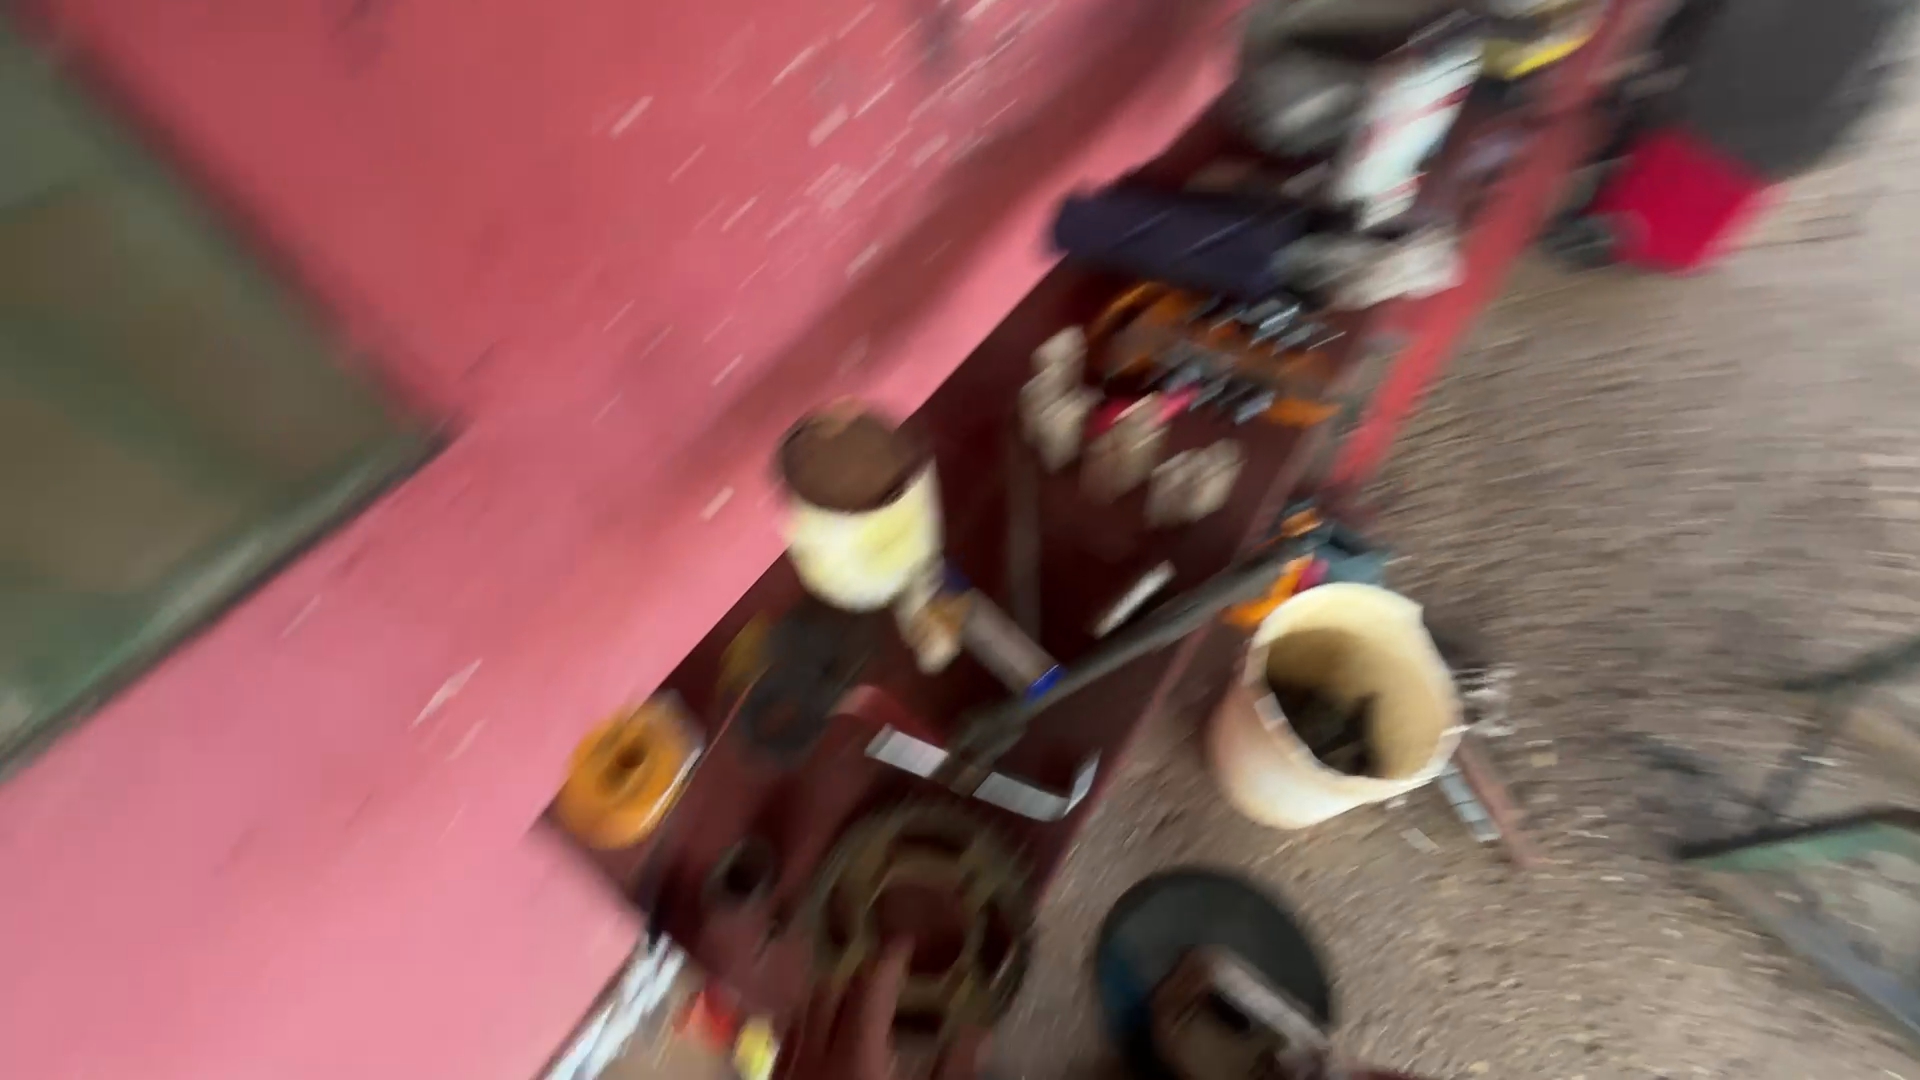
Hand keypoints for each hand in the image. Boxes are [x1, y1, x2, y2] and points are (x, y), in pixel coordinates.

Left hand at [794, 940, 987, 1079]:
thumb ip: (952, 1071)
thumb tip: (978, 1032)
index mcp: (857, 1055)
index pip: (870, 986)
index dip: (889, 958)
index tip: (906, 942)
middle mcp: (816, 1056)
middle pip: (830, 990)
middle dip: (857, 972)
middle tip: (884, 970)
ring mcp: (789, 1074)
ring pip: (803, 1014)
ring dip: (830, 997)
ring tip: (855, 996)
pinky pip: (786, 1045)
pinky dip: (806, 1028)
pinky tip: (823, 1037)